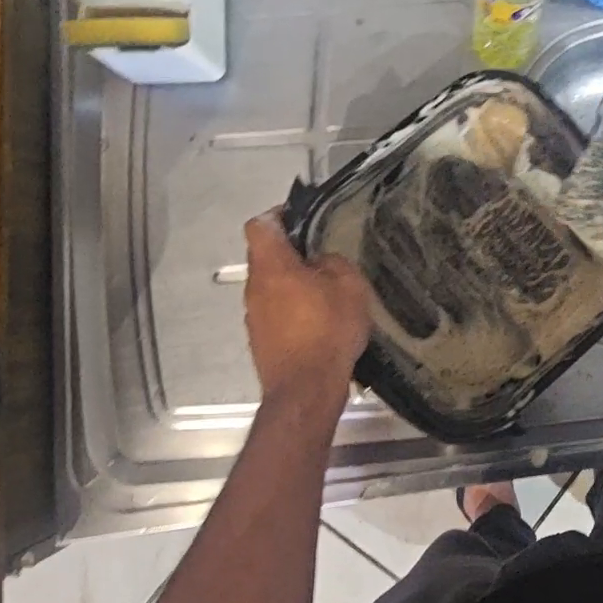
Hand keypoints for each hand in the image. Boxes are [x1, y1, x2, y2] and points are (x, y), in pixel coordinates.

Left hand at [243, 211, 372, 409]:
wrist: (306, 388)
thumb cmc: (328, 329)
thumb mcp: (348, 285)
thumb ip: (333, 263)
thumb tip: (320, 262)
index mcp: (272, 266)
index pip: (261, 225)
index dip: (280, 215)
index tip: (304, 218)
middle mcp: (254, 287)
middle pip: (266, 256)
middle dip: (292, 253)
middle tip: (324, 257)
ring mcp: (253, 316)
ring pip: (271, 286)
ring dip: (293, 283)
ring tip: (327, 292)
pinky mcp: (261, 340)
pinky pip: (276, 312)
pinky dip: (294, 309)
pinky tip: (320, 322)